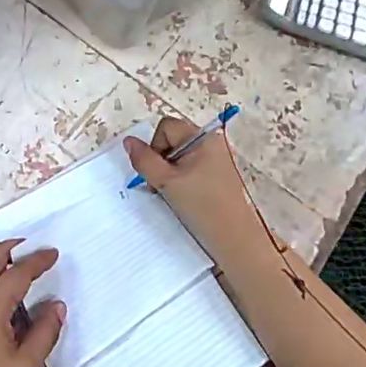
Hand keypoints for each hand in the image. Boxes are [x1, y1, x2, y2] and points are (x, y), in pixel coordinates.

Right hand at [125, 118, 256, 255]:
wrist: (236, 239)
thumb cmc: (202, 207)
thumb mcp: (166, 182)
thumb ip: (144, 160)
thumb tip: (129, 141)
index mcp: (203, 137)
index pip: (167, 127)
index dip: (155, 146)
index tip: (156, 173)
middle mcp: (214, 142)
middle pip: (175, 140)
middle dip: (162, 160)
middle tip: (161, 187)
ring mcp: (220, 158)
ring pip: (183, 156)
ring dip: (172, 172)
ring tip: (175, 195)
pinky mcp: (223, 175)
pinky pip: (196, 167)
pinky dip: (185, 179)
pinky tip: (188, 199)